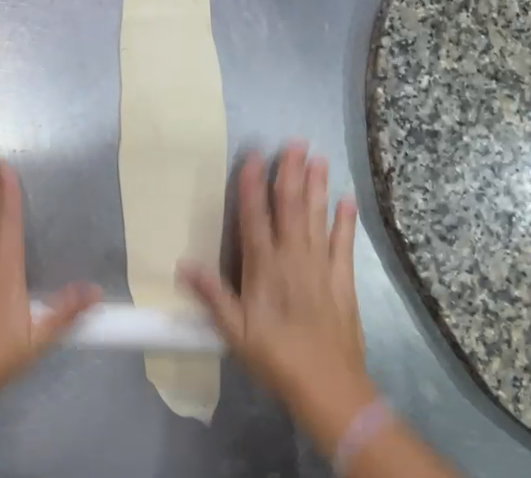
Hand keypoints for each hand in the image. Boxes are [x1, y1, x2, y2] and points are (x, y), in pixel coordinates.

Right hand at [180, 142, 365, 402]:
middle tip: (294, 143)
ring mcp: (320, 267)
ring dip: (316, 186)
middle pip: (290, 208)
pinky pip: (343, 244)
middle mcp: (293, 259)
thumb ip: (212, 296)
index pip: (255, 219)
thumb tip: (183, 264)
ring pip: (316, 218)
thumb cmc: (276, 358)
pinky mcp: (342, 281)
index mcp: (264, 268)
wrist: (330, 388)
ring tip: (317, 157)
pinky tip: (347, 199)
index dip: (252, 187)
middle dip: (290, 174)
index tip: (253, 158)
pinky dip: (344, 221)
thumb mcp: (235, 333)